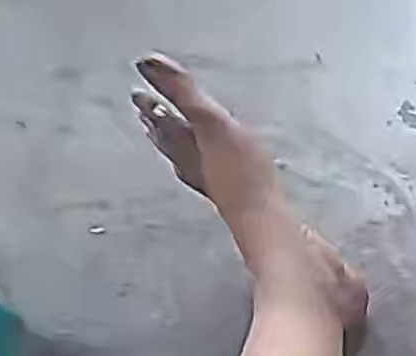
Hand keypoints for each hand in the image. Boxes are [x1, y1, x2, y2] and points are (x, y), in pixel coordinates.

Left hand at [133, 54, 280, 220]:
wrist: (275, 233)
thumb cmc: (246, 184)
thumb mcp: (212, 124)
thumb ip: (184, 93)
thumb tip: (148, 63)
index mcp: (191, 152)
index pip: (166, 124)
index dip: (154, 108)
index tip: (140, 95)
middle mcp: (204, 174)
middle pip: (179, 150)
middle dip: (167, 134)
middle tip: (152, 122)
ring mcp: (228, 194)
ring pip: (200, 170)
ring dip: (190, 158)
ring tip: (184, 149)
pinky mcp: (252, 209)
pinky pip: (227, 187)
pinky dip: (221, 179)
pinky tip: (228, 181)